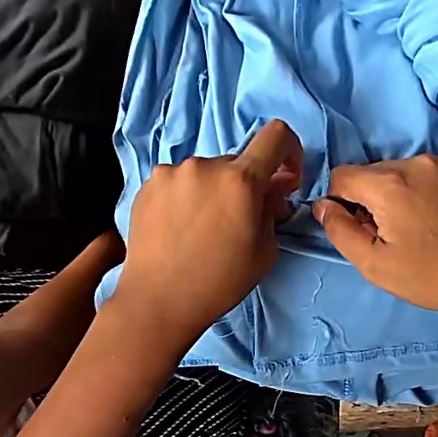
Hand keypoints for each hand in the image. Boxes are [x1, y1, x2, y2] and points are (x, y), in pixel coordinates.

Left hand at [112, 120, 303, 348]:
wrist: (158, 300)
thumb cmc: (219, 283)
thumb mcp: (264, 251)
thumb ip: (272, 209)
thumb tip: (276, 186)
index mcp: (240, 181)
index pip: (276, 135)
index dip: (289, 150)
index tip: (285, 177)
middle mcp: (205, 166)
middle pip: (237, 163)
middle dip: (244, 186)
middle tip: (237, 221)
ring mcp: (171, 173)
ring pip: (205, 173)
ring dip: (212, 191)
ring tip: (202, 229)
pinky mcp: (148, 185)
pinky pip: (178, 182)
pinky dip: (185, 197)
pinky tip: (179, 228)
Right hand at [314, 155, 437, 322]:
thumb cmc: (430, 277)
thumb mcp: (373, 264)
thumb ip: (339, 230)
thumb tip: (323, 206)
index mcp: (388, 184)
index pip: (342, 176)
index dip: (340, 202)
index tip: (357, 228)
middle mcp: (417, 162)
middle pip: (374, 173)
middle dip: (371, 199)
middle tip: (390, 235)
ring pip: (404, 172)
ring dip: (400, 194)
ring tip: (420, 228)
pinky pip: (433, 173)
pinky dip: (428, 190)